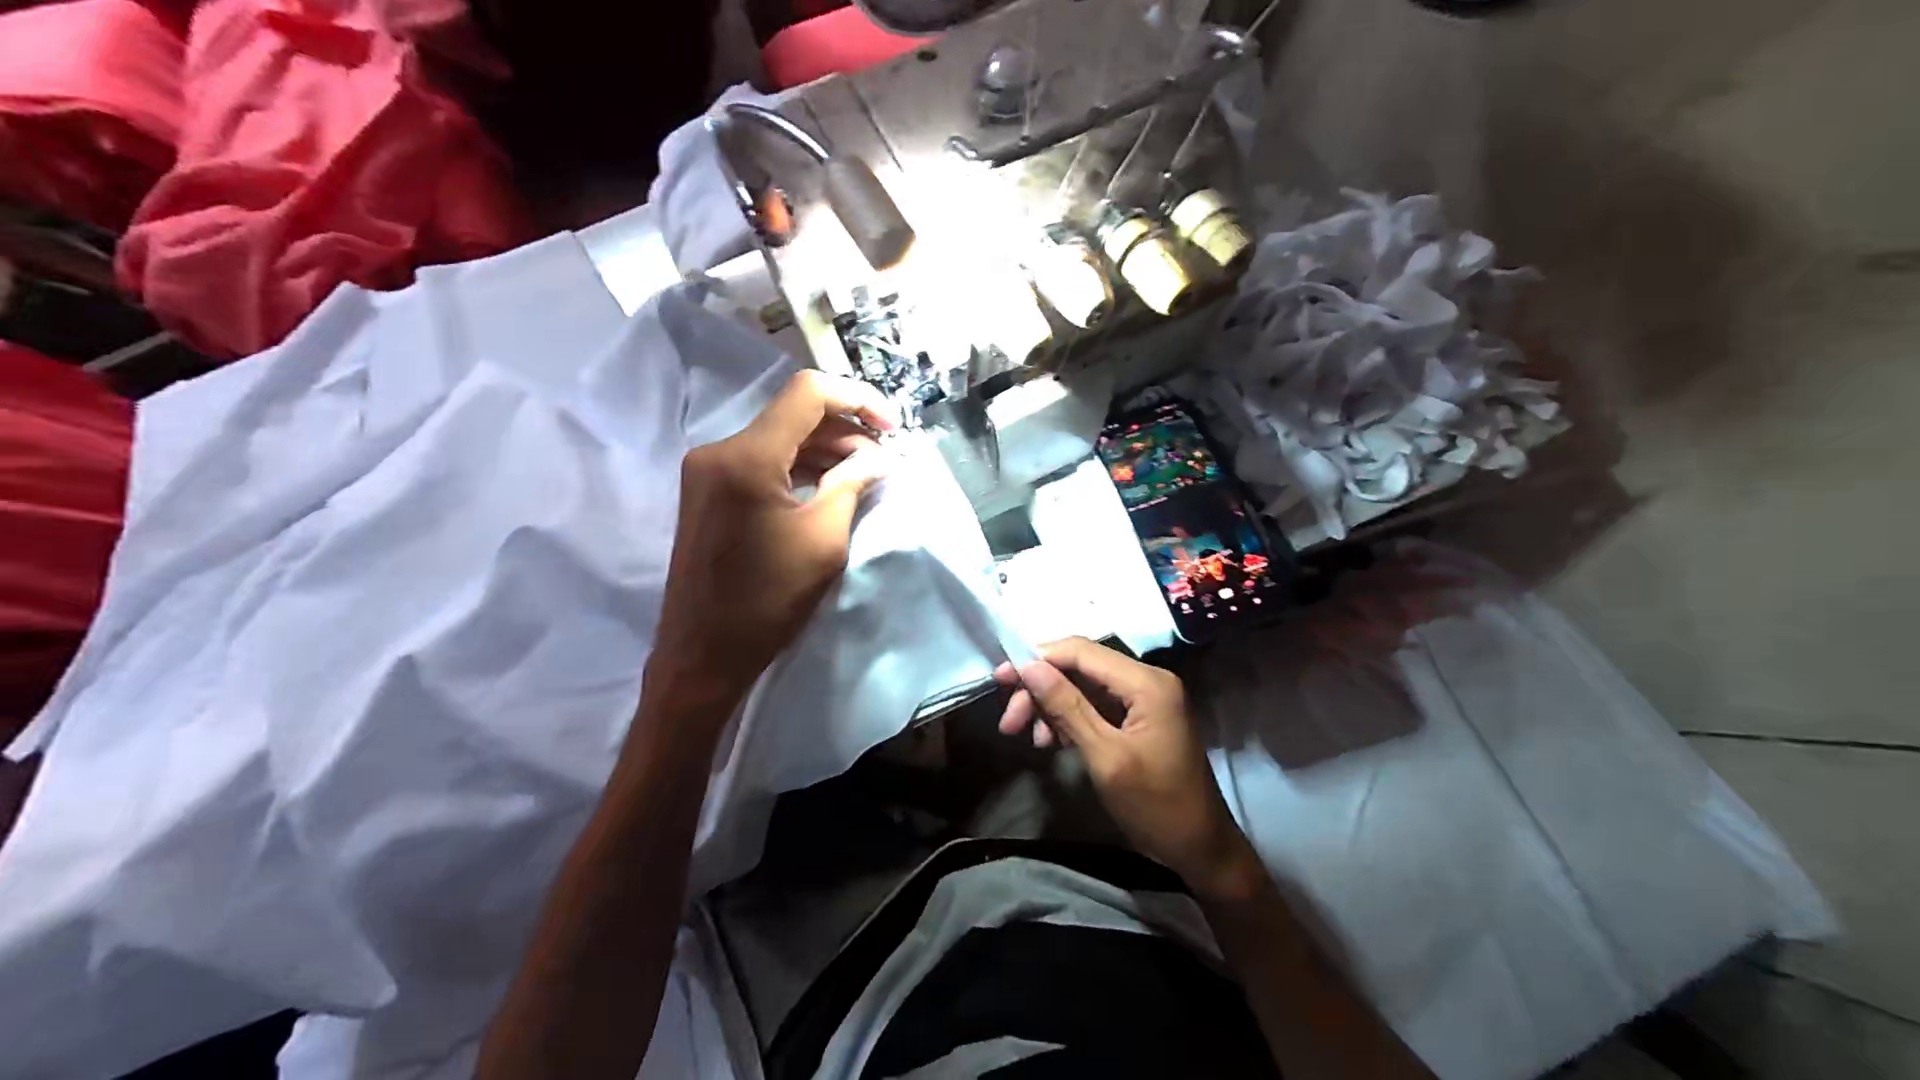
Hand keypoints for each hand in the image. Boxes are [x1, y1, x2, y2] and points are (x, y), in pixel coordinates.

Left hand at [650, 369, 894, 704]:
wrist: (702, 653)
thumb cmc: (768, 601)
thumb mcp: (824, 540)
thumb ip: (853, 483)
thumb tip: (880, 455)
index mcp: (747, 457)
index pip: (808, 393)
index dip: (857, 398)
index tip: (891, 427)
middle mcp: (719, 450)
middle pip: (793, 414)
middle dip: (844, 428)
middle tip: (884, 458)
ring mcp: (708, 470)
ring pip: (777, 437)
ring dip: (823, 448)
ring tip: (864, 473)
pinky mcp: (707, 490)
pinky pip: (760, 461)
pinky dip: (797, 465)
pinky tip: (829, 484)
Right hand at [994, 637, 1263, 899]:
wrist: (1200, 850)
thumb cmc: (1156, 806)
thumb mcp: (1105, 757)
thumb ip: (1067, 707)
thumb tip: (1028, 667)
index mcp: (1147, 683)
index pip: (1082, 651)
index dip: (1038, 660)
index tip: (1001, 679)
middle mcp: (1147, 680)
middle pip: (1079, 667)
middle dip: (1041, 689)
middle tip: (1009, 720)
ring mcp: (1144, 699)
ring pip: (1082, 687)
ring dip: (1051, 707)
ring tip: (1027, 737)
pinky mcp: (1138, 718)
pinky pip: (1095, 706)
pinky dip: (1069, 720)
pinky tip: (1050, 742)